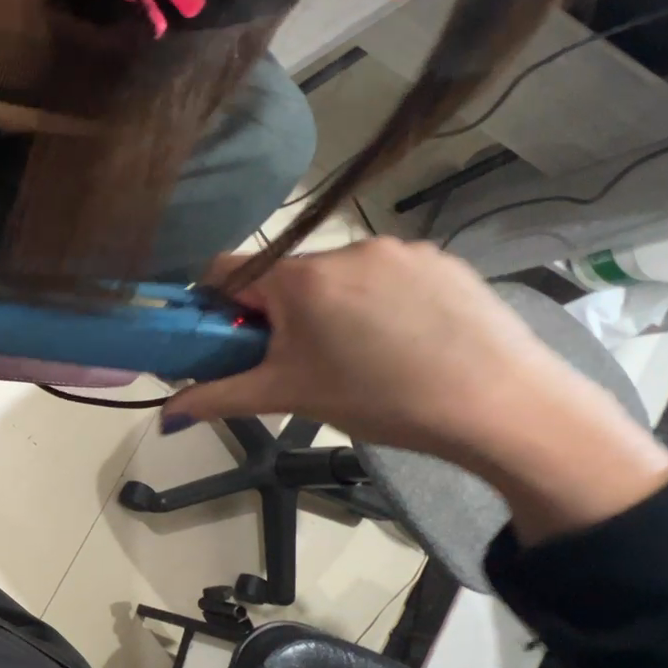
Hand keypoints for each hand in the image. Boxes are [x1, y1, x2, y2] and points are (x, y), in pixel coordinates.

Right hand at [163, 239, 667, 543]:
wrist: (504, 407)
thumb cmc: (379, 398)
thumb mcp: (285, 397)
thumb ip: (215, 398)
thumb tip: (163, 417)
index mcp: (299, 277)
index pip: (224, 269)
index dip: (214, 303)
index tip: (229, 338)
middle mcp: (346, 249)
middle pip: (280, 275)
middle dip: (276, 312)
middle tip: (294, 358)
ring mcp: (400, 251)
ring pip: (333, 275)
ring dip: (326, 306)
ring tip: (354, 353)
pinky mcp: (443, 261)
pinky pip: (383, 274)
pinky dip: (374, 301)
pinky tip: (396, 339)